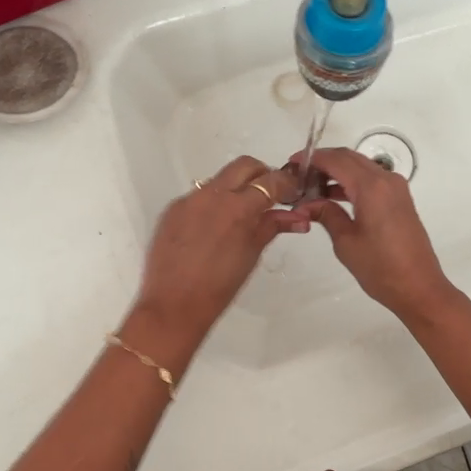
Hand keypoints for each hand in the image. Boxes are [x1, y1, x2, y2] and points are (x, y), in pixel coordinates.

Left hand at [132, 157, 305, 341]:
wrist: (174, 305)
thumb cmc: (220, 287)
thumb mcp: (252, 254)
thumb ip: (272, 227)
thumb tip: (298, 217)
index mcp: (237, 207)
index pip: (271, 181)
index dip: (287, 183)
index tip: (293, 193)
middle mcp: (212, 195)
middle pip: (244, 166)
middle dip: (262, 175)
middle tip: (270, 196)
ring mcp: (189, 200)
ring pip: (219, 179)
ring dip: (236, 188)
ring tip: (241, 215)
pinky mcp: (172, 210)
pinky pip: (198, 197)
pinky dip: (213, 204)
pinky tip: (213, 230)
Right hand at [293, 147, 458, 321]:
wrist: (419, 287)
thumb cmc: (380, 268)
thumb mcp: (346, 242)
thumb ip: (326, 215)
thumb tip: (306, 204)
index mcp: (371, 187)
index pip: (336, 160)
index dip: (312, 158)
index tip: (291, 164)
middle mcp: (386, 180)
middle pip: (350, 158)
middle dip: (323, 163)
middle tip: (299, 177)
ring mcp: (396, 188)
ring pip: (361, 168)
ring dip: (337, 172)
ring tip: (312, 189)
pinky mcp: (400, 200)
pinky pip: (372, 181)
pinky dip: (352, 183)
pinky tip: (334, 198)